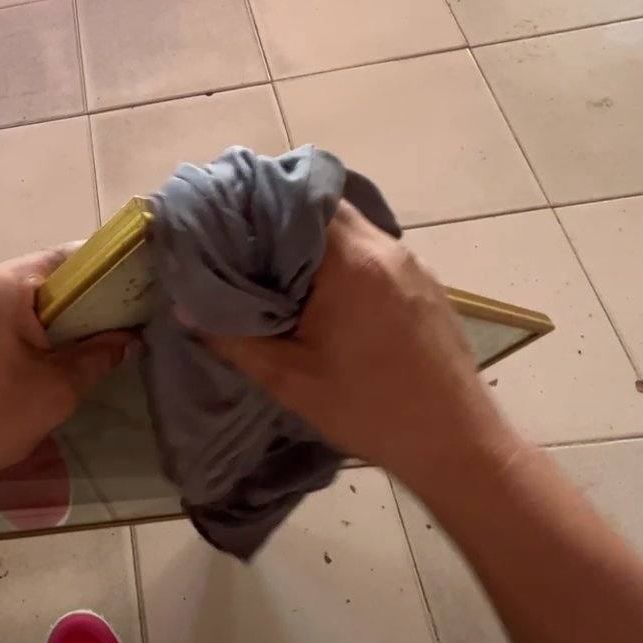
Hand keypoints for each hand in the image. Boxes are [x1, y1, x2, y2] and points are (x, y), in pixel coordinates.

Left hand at [0, 247, 137, 502]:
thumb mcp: (58, 389)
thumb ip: (98, 355)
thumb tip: (130, 340)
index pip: (54, 260)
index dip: (90, 272)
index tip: (112, 291)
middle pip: (21, 278)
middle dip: (55, 300)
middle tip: (84, 327)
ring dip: (20, 315)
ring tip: (43, 350)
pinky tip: (0, 362)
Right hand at [201, 201, 521, 488]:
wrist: (456, 444)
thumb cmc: (368, 408)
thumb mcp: (288, 377)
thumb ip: (233, 338)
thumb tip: (186, 310)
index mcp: (350, 262)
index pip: (298, 199)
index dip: (259, 199)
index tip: (227, 213)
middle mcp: (386, 250)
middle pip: (327, 206)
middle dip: (284, 216)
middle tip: (247, 239)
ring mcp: (413, 265)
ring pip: (353, 228)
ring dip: (316, 238)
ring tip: (278, 266)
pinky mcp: (428, 285)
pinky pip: (376, 252)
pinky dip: (344, 257)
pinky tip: (324, 291)